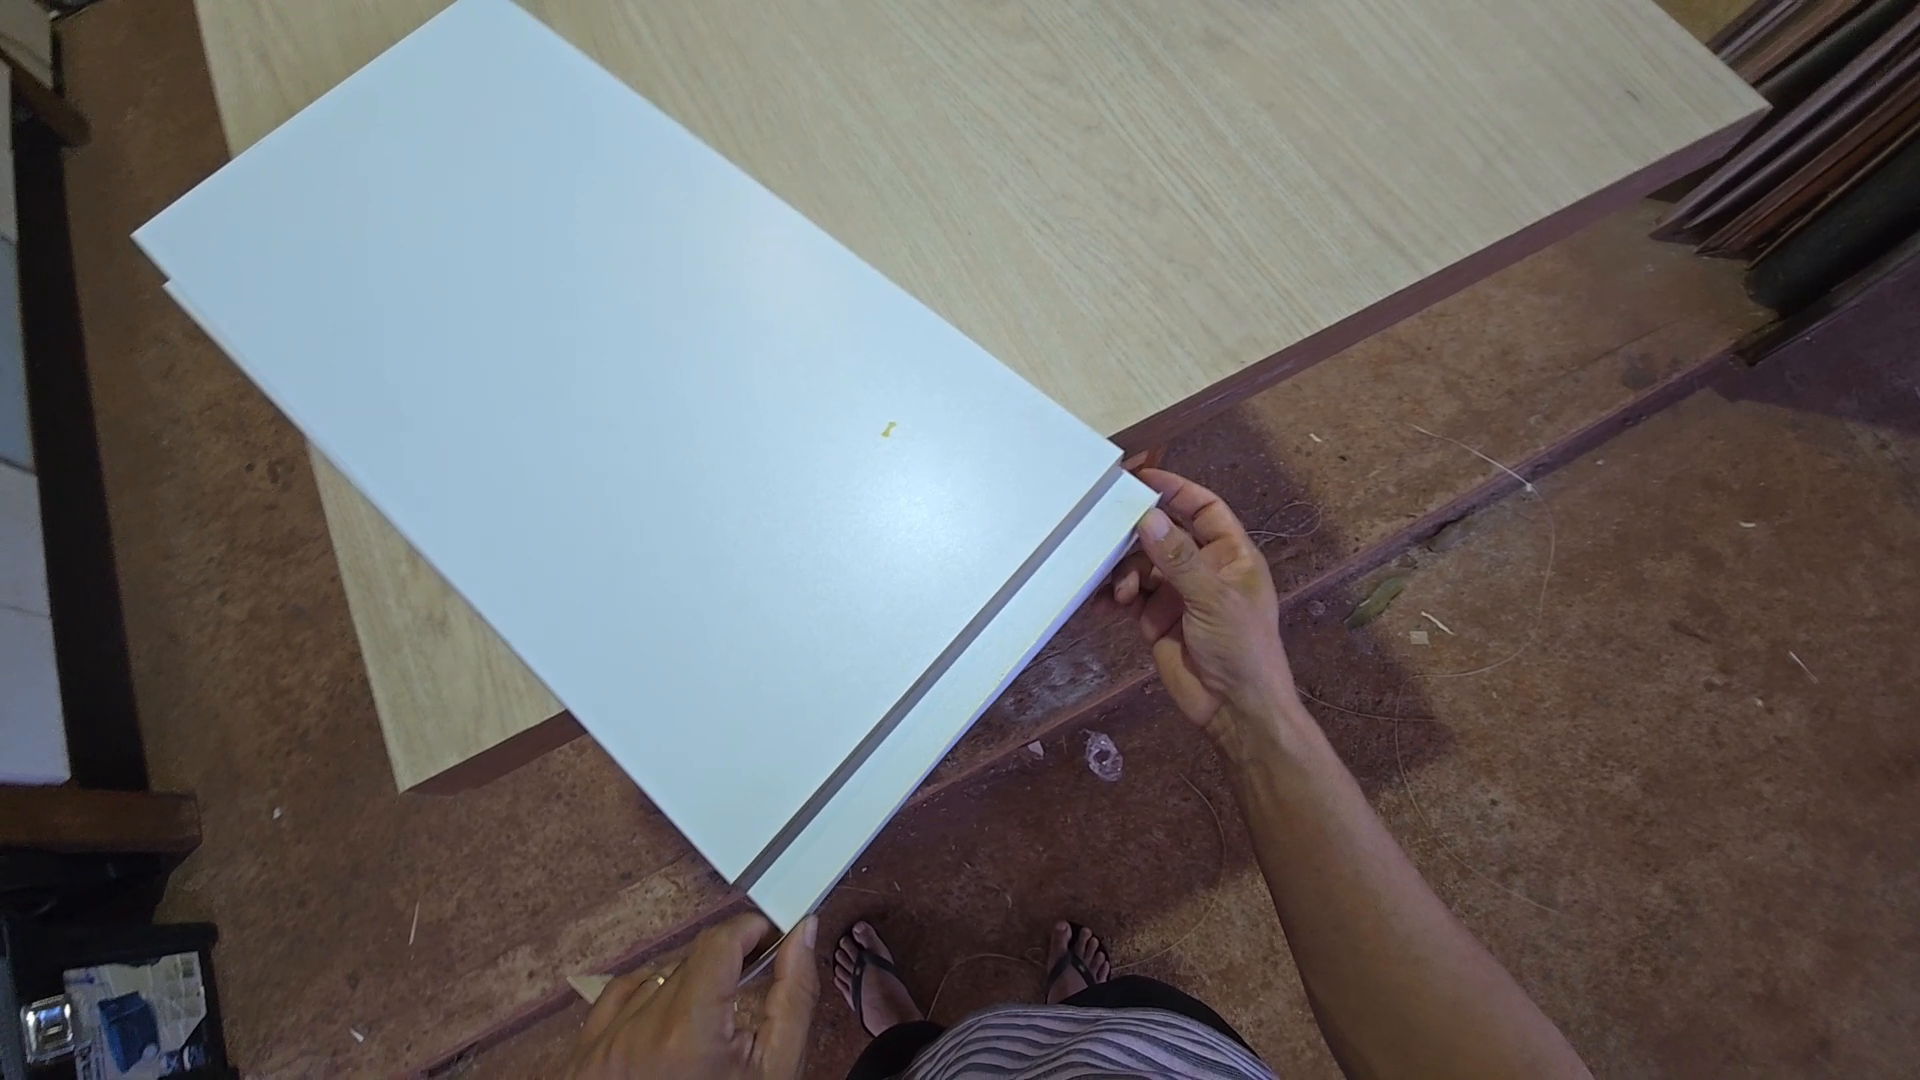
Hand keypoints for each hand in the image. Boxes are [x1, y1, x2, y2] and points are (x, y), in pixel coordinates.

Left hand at [557, 913, 817, 1079]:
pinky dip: (645, 996)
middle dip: (725, 965)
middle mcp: (636, 1032)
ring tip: (706, 1024)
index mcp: (688, 1031)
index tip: (771, 940)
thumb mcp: (777, 1068)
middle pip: (691, 961)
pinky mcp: (580, 1062)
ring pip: (656, 979)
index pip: (719, 941)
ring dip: (687, 985)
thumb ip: (795, 993)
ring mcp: (599, 1048)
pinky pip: (615, 998)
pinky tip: (665, 1019)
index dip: (751, 930)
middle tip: (747, 990)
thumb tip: (803, 929)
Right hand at [1112, 469, 1299, 747]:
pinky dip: (1112, 596)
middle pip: (1164, 534)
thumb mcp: (1214, 599)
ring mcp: (1177, 593)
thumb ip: (1179, 560)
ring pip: (1140, 565)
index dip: (1176, 490)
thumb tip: (1148, 518)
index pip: (1204, 508)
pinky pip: (1128, 595)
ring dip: (1123, 572)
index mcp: (1230, 555)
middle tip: (1105, 531)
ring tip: (1119, 593)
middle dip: (1137, 535)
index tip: (1141, 478)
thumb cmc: (1241, 649)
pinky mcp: (1154, 618)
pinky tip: (1100, 603)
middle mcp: (1203, 568)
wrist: (1233, 710)